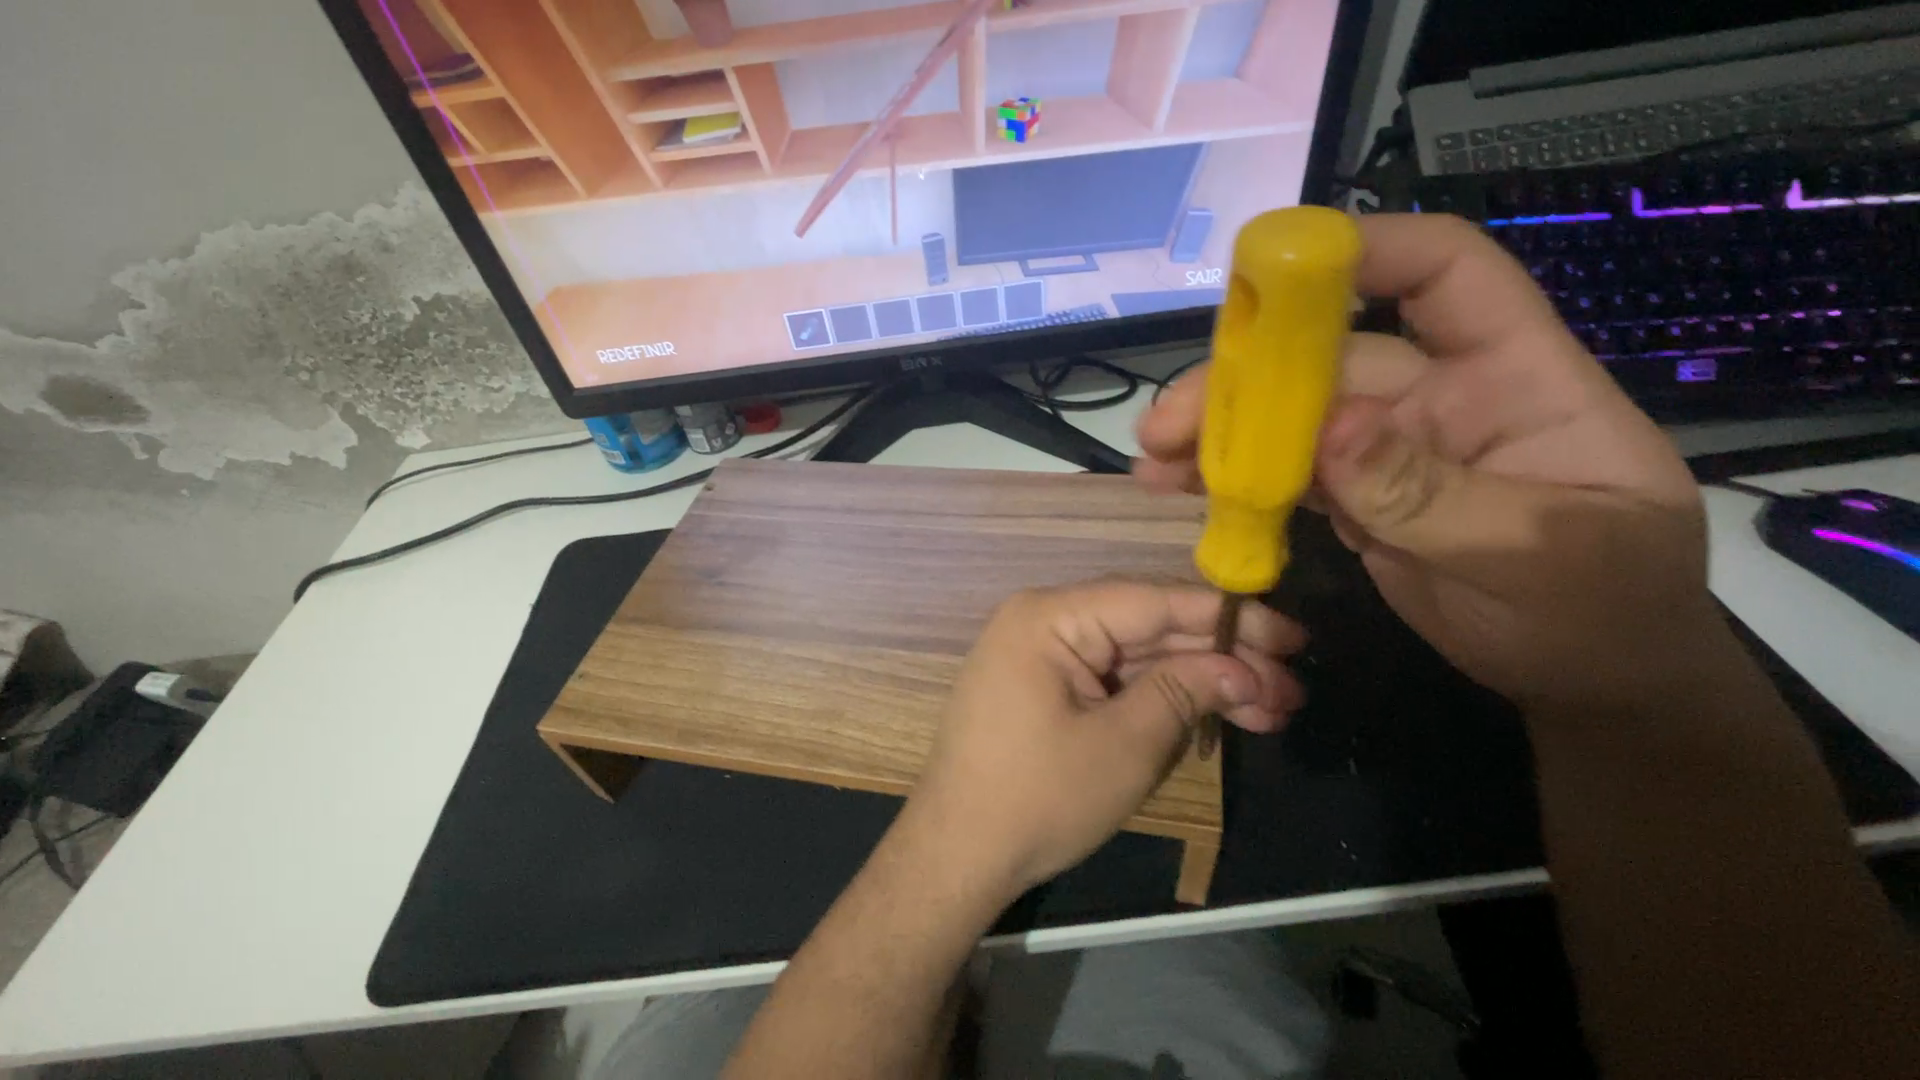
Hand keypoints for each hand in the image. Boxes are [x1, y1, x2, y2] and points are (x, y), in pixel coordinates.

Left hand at [896, 580, 1305, 900]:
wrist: (957, 856)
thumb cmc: (1038, 799)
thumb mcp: (1125, 745)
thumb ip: (1185, 691)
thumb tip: (1247, 666)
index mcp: (1051, 617)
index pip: (1155, 601)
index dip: (1228, 618)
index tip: (1293, 635)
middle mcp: (1044, 623)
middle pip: (1150, 628)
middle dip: (1222, 659)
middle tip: (1292, 689)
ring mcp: (1043, 658)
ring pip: (1137, 658)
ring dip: (1200, 683)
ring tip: (1273, 711)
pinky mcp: (1046, 691)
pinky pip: (1114, 682)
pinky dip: (1162, 700)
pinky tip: (1217, 716)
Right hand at [1136, 214, 1708, 712]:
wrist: (1591, 677)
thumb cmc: (1603, 607)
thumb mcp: (1538, 554)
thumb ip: (1430, 494)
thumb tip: (1330, 431)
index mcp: (1512, 374)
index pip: (1442, 273)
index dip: (1364, 250)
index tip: (1272, 271)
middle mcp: (1440, 395)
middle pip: (1329, 356)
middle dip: (1243, 378)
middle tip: (1165, 424)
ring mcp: (1391, 448)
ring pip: (1292, 415)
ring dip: (1220, 430)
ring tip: (1155, 461)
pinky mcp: (1356, 498)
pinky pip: (1284, 474)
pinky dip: (1232, 480)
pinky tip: (1181, 490)